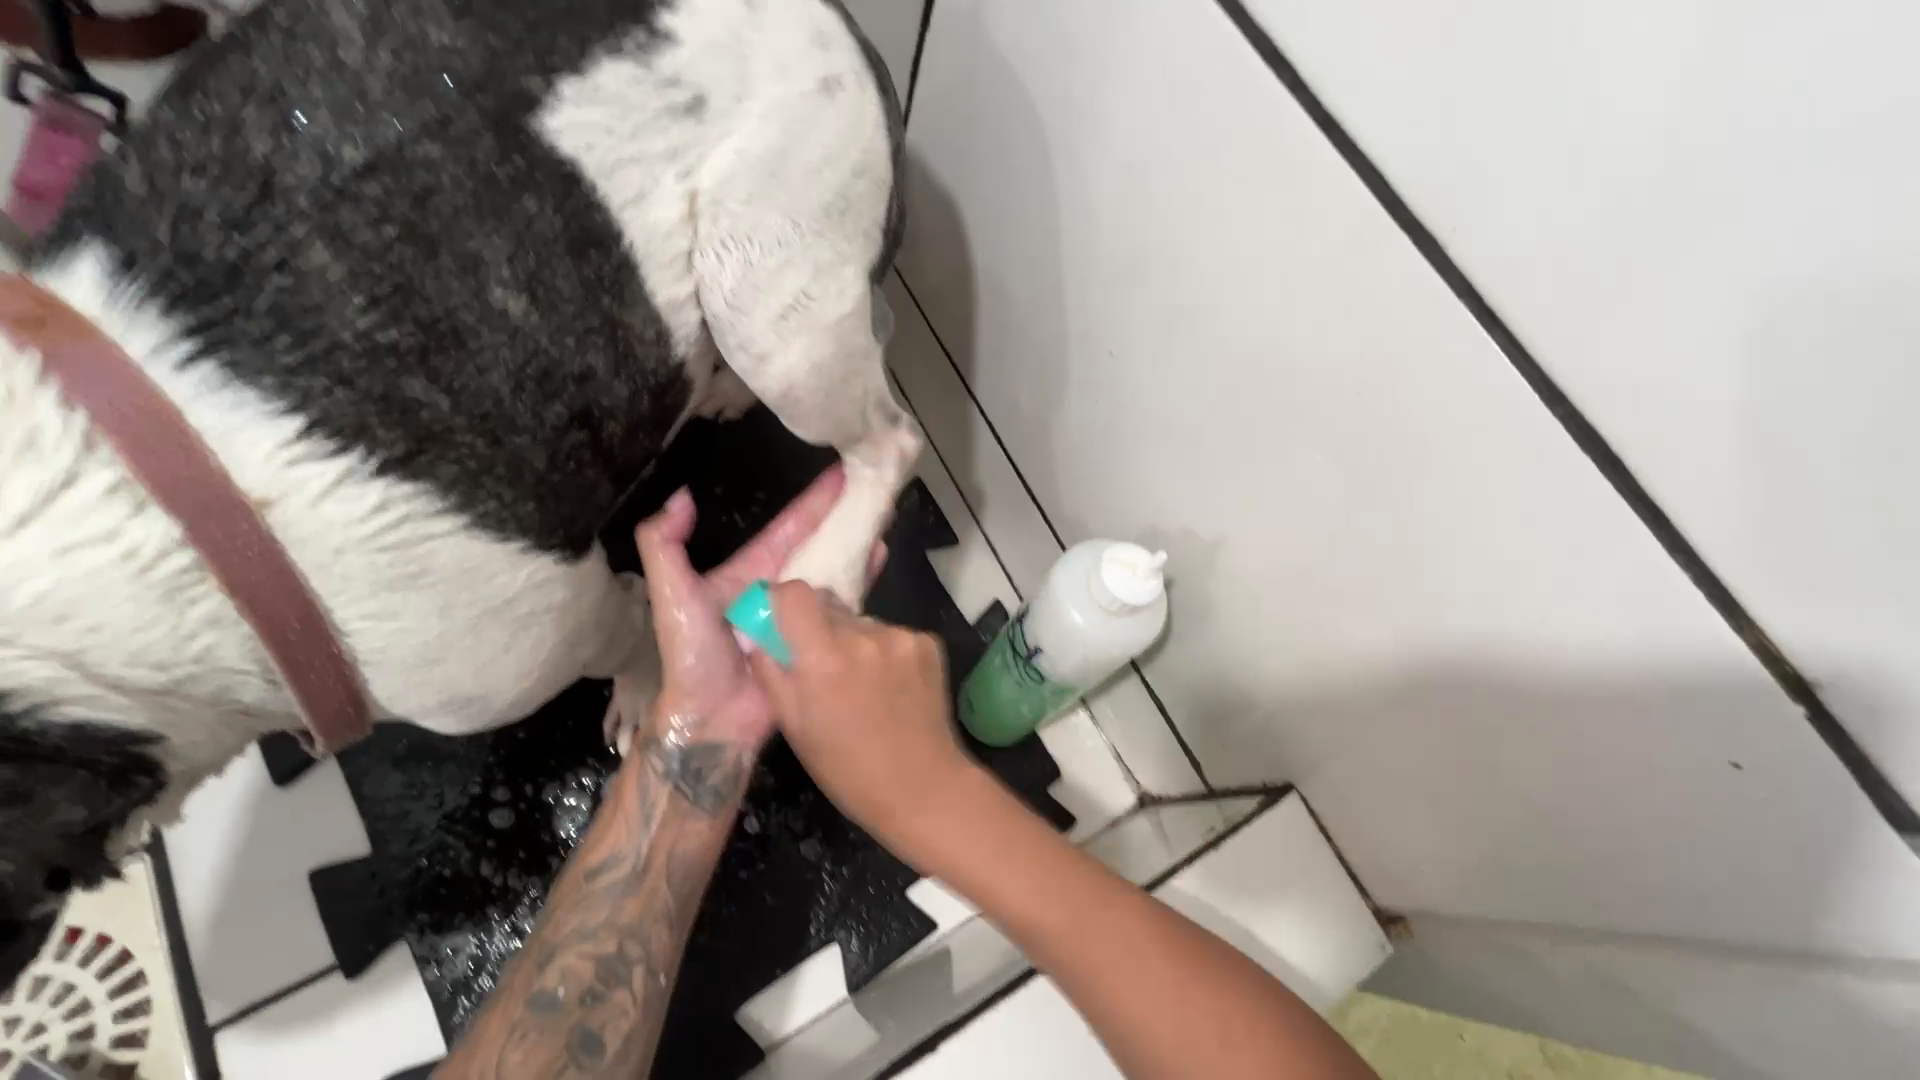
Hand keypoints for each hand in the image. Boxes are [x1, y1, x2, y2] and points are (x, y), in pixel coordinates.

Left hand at [631, 470, 881, 746]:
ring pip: (835, 572)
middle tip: (877, 492)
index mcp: (748, 572)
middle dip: (845, 517)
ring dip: (858, 547)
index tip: (842, 474)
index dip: (813, 501)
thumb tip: (685, 496)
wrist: (712, 720)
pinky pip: (843, 608)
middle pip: (818, 544)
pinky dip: (862, 584)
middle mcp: (778, 588)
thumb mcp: (670, 594)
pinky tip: (881, 563)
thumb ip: (665, 544)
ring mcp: (800, 617)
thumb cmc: (692, 656)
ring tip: (887, 522)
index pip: (788, 528)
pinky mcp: (817, 642)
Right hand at [748, 582, 977, 847]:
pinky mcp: (928, 642)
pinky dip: (886, 652)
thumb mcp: (793, 725)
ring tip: (864, 686)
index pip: (795, 592)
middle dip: (818, 629)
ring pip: (861, 623)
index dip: (783, 603)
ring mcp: (901, 637)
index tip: (781, 624)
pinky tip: (893, 688)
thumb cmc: (847, 769)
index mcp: (824, 657)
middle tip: (823, 668)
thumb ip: (771, 670)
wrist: (923, 787)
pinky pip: (893, 634)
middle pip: (829, 606)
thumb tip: (757, 634)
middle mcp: (864, 636)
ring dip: (854, 643)